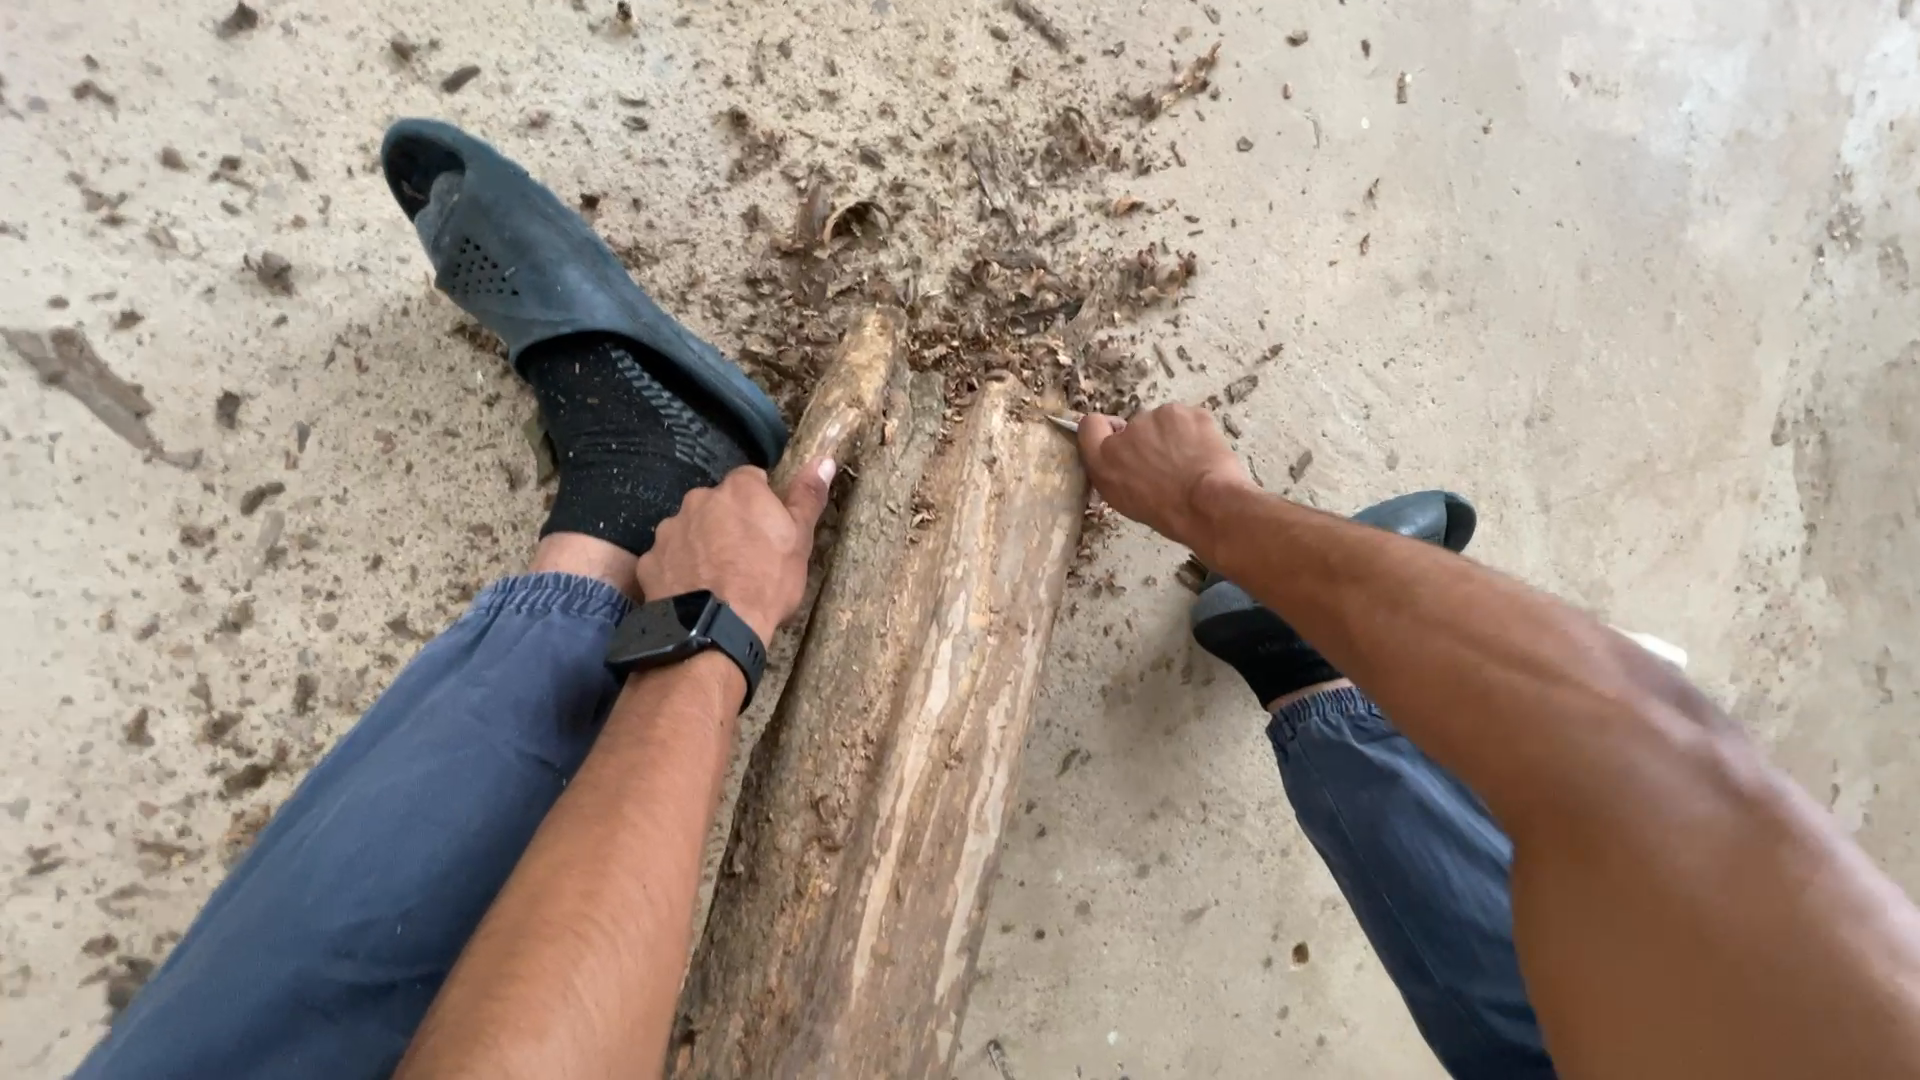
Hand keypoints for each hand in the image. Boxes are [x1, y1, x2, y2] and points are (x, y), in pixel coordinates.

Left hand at [635, 459, 834, 641]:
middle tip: (745, 555)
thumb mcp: (800, 539)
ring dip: (701, 543)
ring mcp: (669, 529)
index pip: (751, 480)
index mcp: (739, 490)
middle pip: (717, 502)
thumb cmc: (768, 580)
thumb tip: (824, 460)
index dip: (762, 502)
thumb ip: (808, 496)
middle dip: (728, 520)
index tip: (768, 528)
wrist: (717, 628)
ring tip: (717, 577)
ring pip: (690, 528)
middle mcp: (698, 500)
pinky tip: (693, 591)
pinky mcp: (649, 560)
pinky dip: (679, 568)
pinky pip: (668, 557)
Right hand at [1078, 405, 1252, 549]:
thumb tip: (1126, 461)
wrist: (1206, 503)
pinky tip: (1204, 452)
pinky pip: (1186, 418)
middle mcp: (1123, 434)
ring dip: (1173, 436)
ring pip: (1163, 422)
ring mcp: (1152, 418)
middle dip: (1148, 440)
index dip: (1106, 430)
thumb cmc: (1167, 512)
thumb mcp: (1126, 502)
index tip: (1120, 438)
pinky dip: (1194, 431)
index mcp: (1103, 460)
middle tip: (1168, 464)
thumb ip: (1115, 472)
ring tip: (1190, 461)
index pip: (1090, 426)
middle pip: (1133, 427)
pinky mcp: (1180, 411)